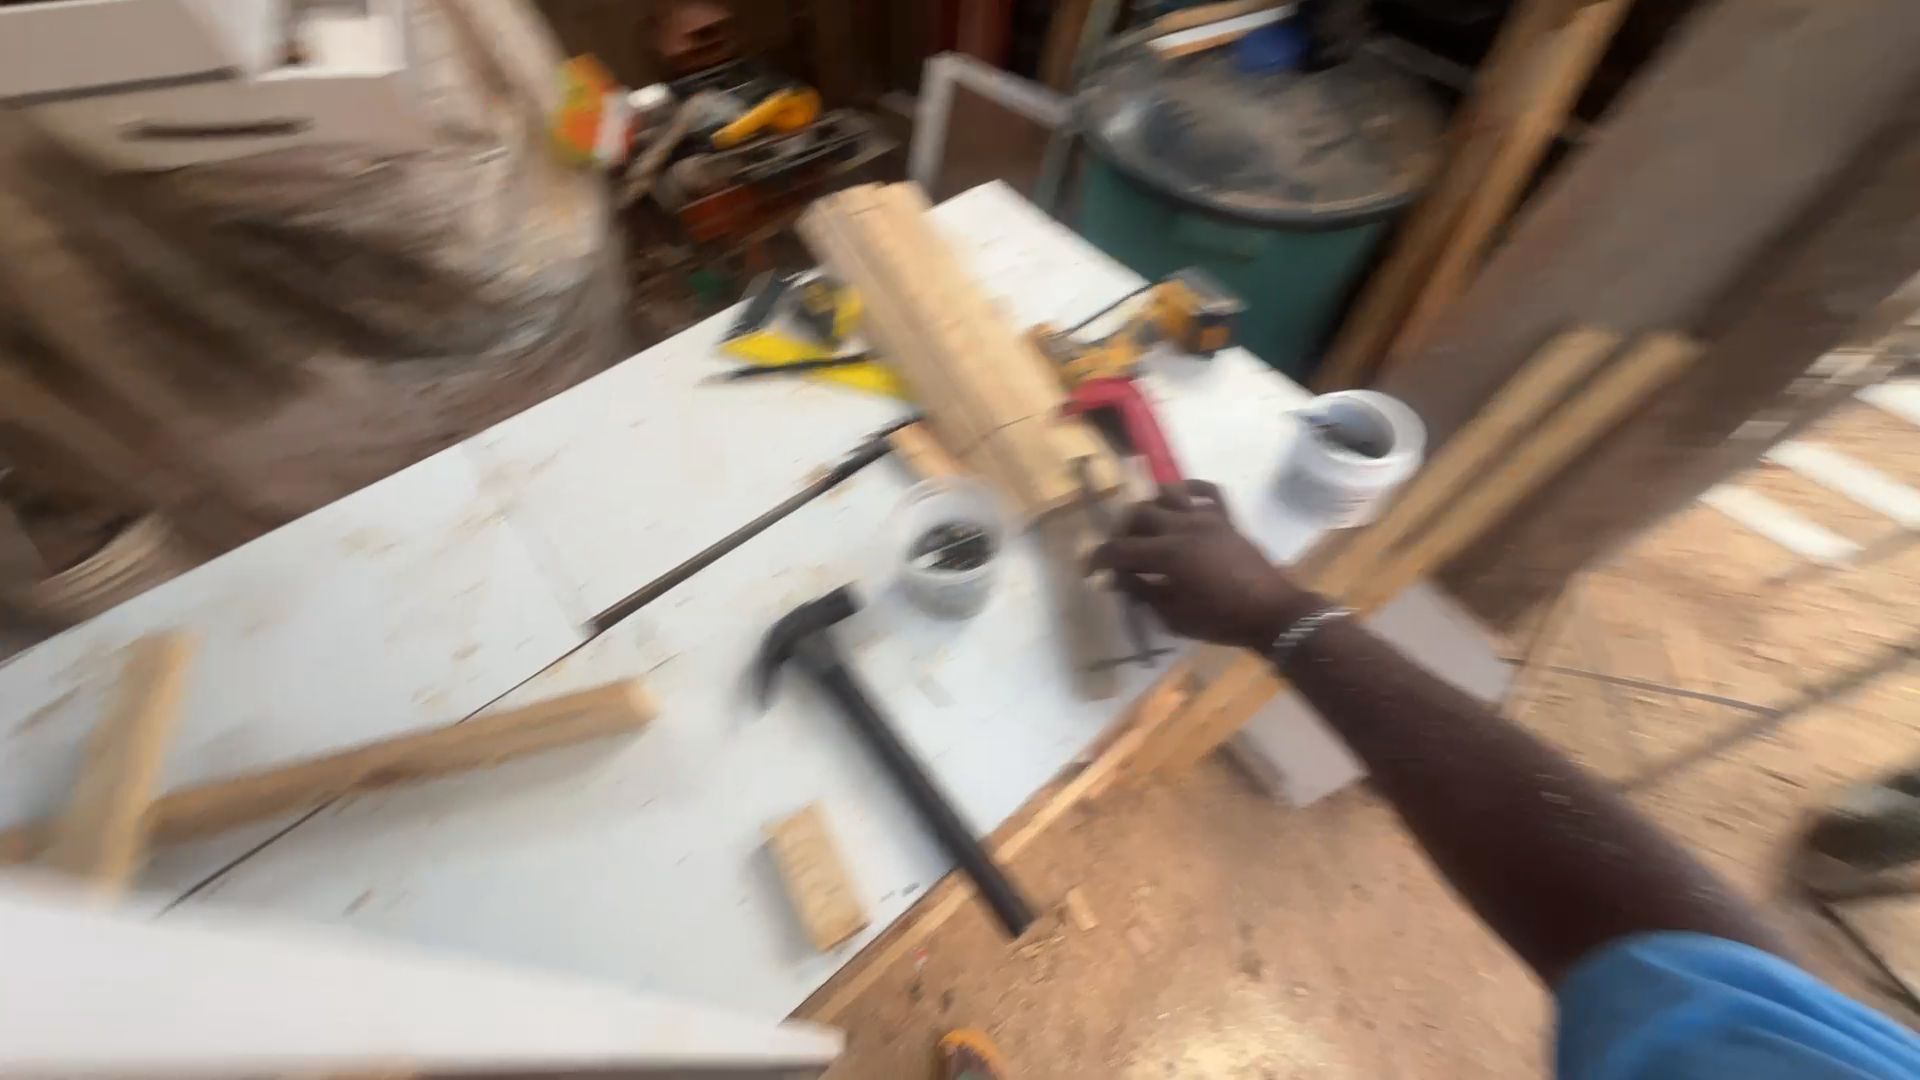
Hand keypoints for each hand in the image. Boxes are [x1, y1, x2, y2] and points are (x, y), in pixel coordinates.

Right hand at [1088, 481, 1319, 650]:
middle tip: (1120, 550)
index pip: (1120, 549)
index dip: (1100, 559)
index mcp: (1169, 555)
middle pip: (1139, 514)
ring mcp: (1208, 518)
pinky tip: (1180, 499)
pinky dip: (1190, 488)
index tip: (1091, 571)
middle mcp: (1184, 527)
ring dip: (1151, 505)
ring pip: (1168, 493)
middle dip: (1121, 531)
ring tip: (1147, 524)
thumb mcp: (1174, 617)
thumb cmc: (1222, 621)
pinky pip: (1208, 490)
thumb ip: (1143, 593)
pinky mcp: (1228, 519)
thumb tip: (1122, 578)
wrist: (1274, 614)